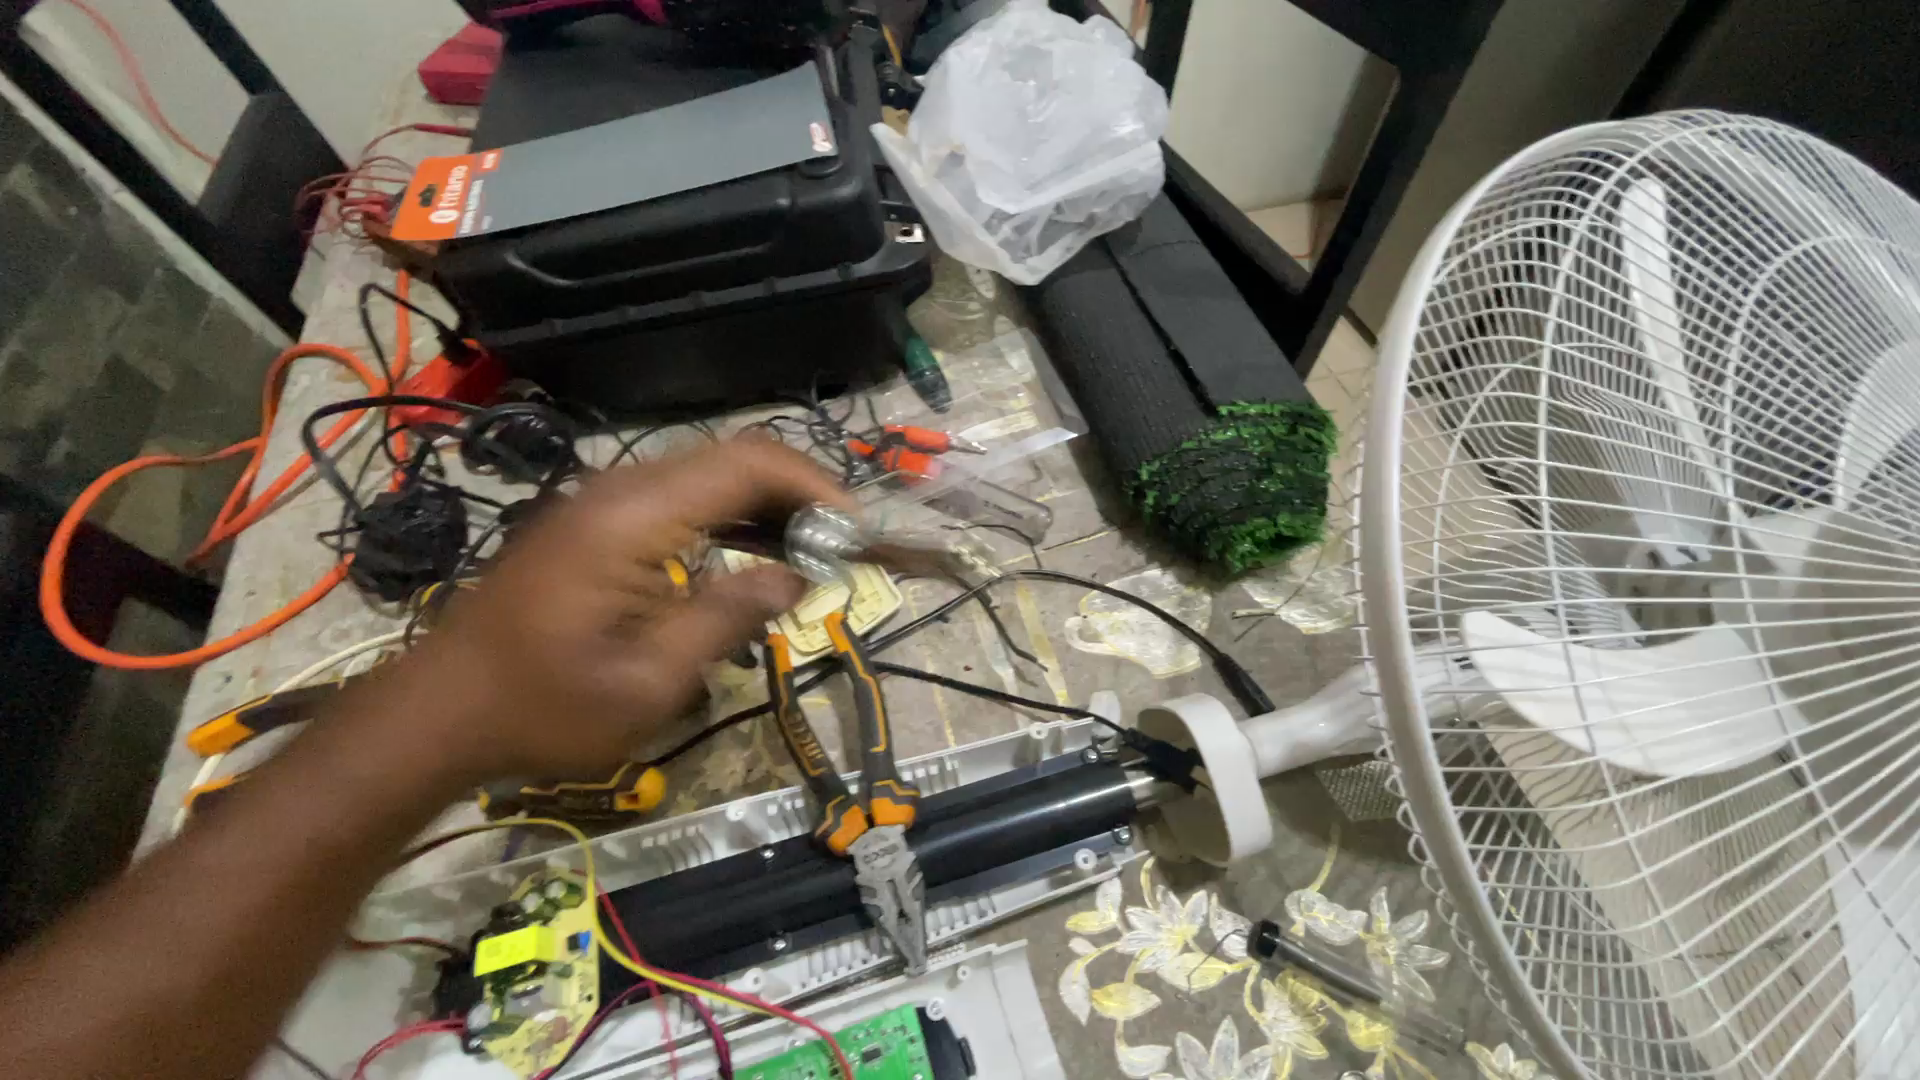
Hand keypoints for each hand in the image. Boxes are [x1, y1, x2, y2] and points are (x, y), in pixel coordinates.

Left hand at [386, 439, 848, 783]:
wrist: (439, 712)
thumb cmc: (543, 708)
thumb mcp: (649, 683)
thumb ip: (728, 617)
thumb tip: (796, 577)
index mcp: (633, 520)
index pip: (746, 463)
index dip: (813, 485)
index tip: (856, 529)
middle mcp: (620, 491)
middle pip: (733, 457)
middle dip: (801, 492)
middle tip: (845, 544)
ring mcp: (604, 502)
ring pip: (710, 473)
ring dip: (770, 503)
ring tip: (814, 550)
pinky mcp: (597, 521)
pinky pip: (683, 498)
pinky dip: (733, 516)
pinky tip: (758, 553)